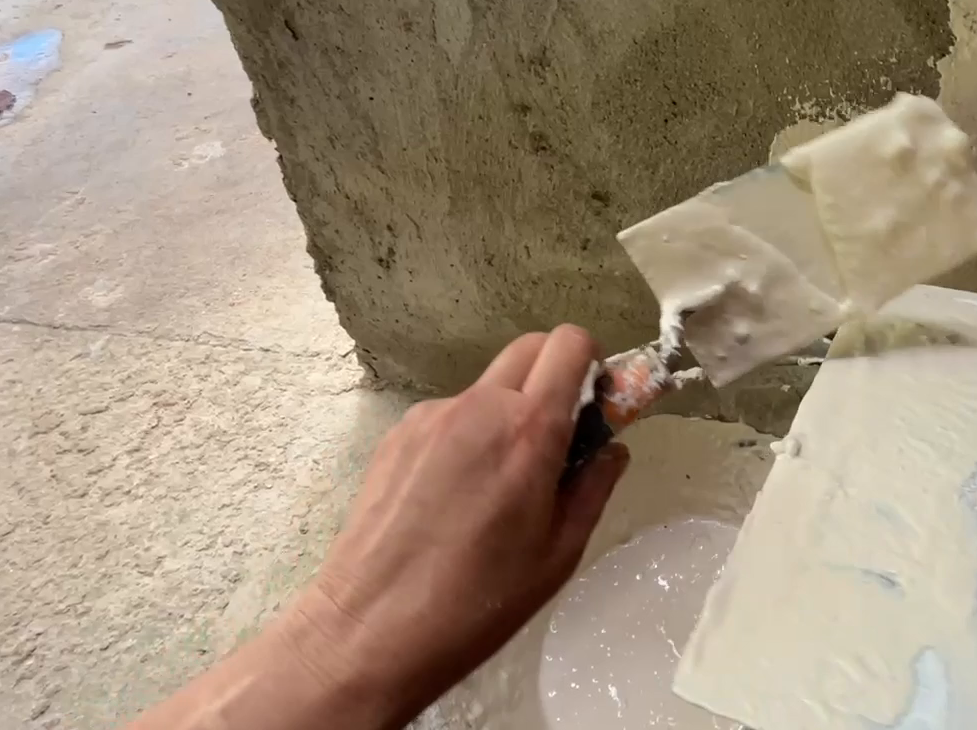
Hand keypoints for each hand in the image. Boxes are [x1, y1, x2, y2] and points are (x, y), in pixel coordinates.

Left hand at [275, 325, 631, 725]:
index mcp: (529, 430)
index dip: (592, 359)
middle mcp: (481, 405)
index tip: (594, 399)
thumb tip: (611, 448)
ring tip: (496, 478)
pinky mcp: (399, 432)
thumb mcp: (559, 553)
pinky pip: (453, 412)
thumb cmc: (478, 602)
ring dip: (510, 407)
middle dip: (555, 372)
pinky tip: (453, 492)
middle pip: (532, 346)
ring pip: (491, 384)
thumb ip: (594, 486)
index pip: (570, 344)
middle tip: (556, 430)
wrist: (364, 633)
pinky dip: (469, 431)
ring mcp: (434, 414)